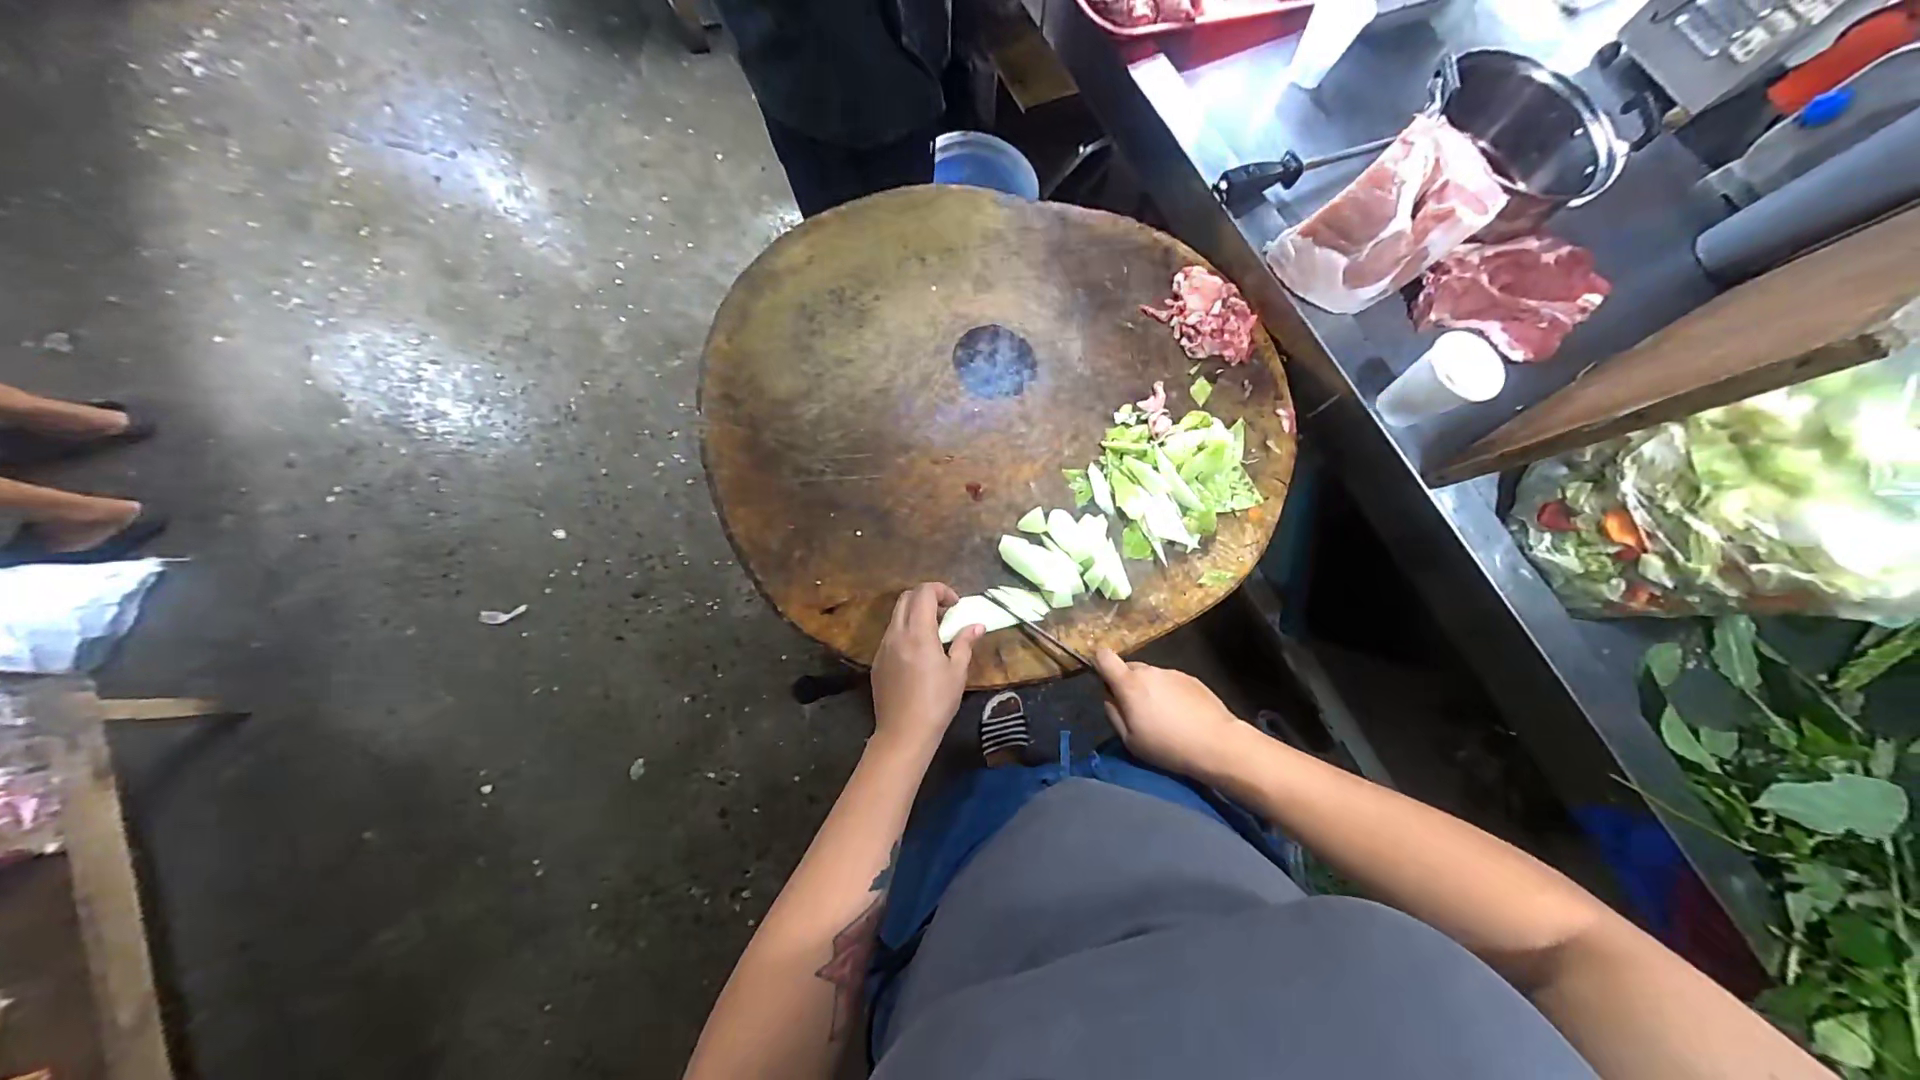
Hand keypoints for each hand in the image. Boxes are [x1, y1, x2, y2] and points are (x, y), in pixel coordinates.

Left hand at [869, 583, 982, 753]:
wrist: (903, 733)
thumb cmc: (936, 703)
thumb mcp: (957, 672)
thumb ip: (965, 643)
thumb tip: (976, 625)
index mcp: (917, 633)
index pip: (923, 593)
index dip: (941, 590)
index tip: (955, 604)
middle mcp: (896, 634)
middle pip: (906, 598)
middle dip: (927, 597)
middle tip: (945, 613)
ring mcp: (883, 647)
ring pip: (896, 616)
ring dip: (915, 614)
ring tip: (934, 633)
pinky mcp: (877, 661)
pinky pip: (890, 635)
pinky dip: (905, 631)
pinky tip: (918, 653)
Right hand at [1092, 649, 1249, 779]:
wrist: (1217, 744)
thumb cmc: (1168, 746)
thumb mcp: (1129, 740)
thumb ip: (1113, 714)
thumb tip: (1109, 698)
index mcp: (1129, 684)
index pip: (1104, 656)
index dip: (1100, 665)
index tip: (1107, 685)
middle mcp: (1149, 671)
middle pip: (1128, 668)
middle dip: (1127, 684)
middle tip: (1138, 711)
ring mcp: (1172, 672)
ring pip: (1150, 675)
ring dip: (1150, 689)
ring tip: (1163, 716)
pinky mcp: (1191, 678)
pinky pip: (1170, 681)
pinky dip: (1169, 693)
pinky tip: (1182, 715)